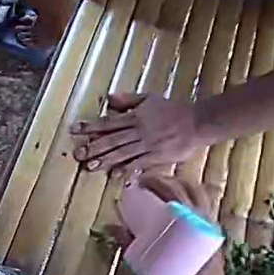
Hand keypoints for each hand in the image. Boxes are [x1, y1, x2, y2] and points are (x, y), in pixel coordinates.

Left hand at [72, 93, 201, 172]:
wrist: (198, 122)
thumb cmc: (173, 110)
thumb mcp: (149, 99)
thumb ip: (128, 100)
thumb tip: (108, 98)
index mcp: (135, 116)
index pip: (108, 122)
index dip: (90, 127)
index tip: (75, 130)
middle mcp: (138, 131)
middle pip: (111, 140)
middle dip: (93, 147)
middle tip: (77, 154)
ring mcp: (147, 145)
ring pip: (122, 153)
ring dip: (105, 160)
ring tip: (90, 167)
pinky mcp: (157, 157)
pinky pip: (139, 164)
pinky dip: (127, 170)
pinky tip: (115, 176)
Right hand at [105, 171, 229, 274]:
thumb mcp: (146, 260)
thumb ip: (128, 240)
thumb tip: (110, 226)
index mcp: (186, 219)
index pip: (173, 189)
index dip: (156, 180)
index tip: (139, 183)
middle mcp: (201, 216)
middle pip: (187, 186)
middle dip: (166, 180)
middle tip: (148, 184)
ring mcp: (210, 222)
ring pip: (199, 193)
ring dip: (181, 186)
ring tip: (164, 190)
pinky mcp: (214, 230)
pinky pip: (204, 205)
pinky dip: (190, 199)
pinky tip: (178, 205)